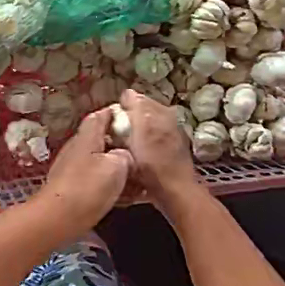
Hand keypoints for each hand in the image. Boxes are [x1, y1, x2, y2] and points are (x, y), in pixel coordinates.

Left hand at [32, 108, 133, 231]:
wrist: (59, 217)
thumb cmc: (89, 186)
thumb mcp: (118, 165)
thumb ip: (126, 155)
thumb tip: (126, 155)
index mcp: (87, 137)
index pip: (102, 116)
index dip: (119, 114)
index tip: (136, 119)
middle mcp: (78, 148)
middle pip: (103, 140)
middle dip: (124, 145)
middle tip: (145, 152)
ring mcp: (74, 168)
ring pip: (102, 162)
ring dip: (120, 168)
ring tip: (141, 178)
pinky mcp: (73, 188)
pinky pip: (97, 180)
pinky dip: (112, 184)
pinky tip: (129, 196)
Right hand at [118, 89, 200, 205]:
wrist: (173, 192)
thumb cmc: (153, 163)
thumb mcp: (141, 130)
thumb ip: (136, 107)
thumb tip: (128, 93)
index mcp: (161, 112)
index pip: (135, 99)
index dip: (121, 109)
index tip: (111, 123)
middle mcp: (168, 121)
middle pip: (140, 114)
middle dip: (127, 122)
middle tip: (115, 136)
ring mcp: (170, 138)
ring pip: (143, 129)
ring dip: (133, 135)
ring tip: (124, 147)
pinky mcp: (169, 154)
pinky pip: (148, 143)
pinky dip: (141, 146)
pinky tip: (136, 157)